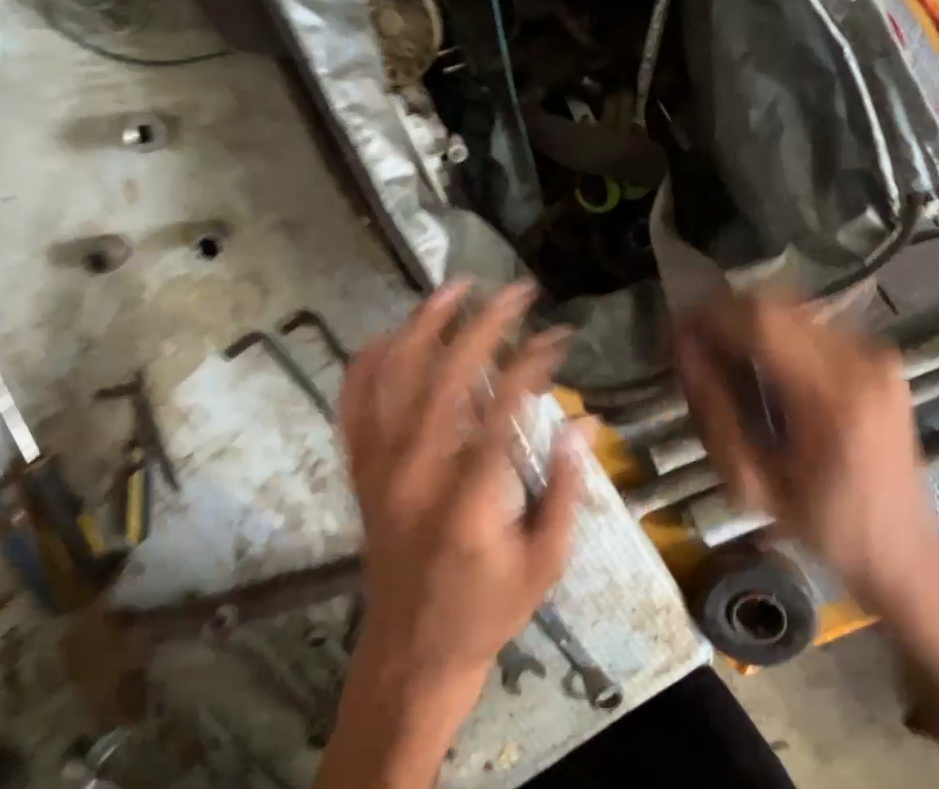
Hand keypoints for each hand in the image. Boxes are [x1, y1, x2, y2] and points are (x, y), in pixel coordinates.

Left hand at [337, 279, 584, 698]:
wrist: (413, 648)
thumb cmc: (486, 608)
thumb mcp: (545, 561)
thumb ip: (566, 488)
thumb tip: (584, 421)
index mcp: (469, 497)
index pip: (503, 406)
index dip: (533, 362)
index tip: (559, 336)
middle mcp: (416, 470)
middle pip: (445, 375)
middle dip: (484, 324)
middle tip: (515, 292)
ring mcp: (379, 467)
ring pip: (392, 377)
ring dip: (422, 326)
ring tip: (452, 290)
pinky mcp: (361, 471)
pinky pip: (354, 405)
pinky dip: (368, 364)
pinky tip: (389, 335)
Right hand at [674, 288, 938, 596]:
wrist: (902, 547)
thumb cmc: (822, 526)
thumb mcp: (751, 481)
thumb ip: (714, 410)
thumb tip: (682, 350)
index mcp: (832, 398)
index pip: (759, 321)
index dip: (708, 316)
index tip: (674, 332)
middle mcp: (862, 362)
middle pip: (774, 304)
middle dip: (723, 314)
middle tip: (692, 343)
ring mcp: (877, 355)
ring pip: (792, 306)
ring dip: (748, 321)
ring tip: (721, 354)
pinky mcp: (880, 357)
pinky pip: (813, 323)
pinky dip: (775, 331)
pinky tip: (760, 363)